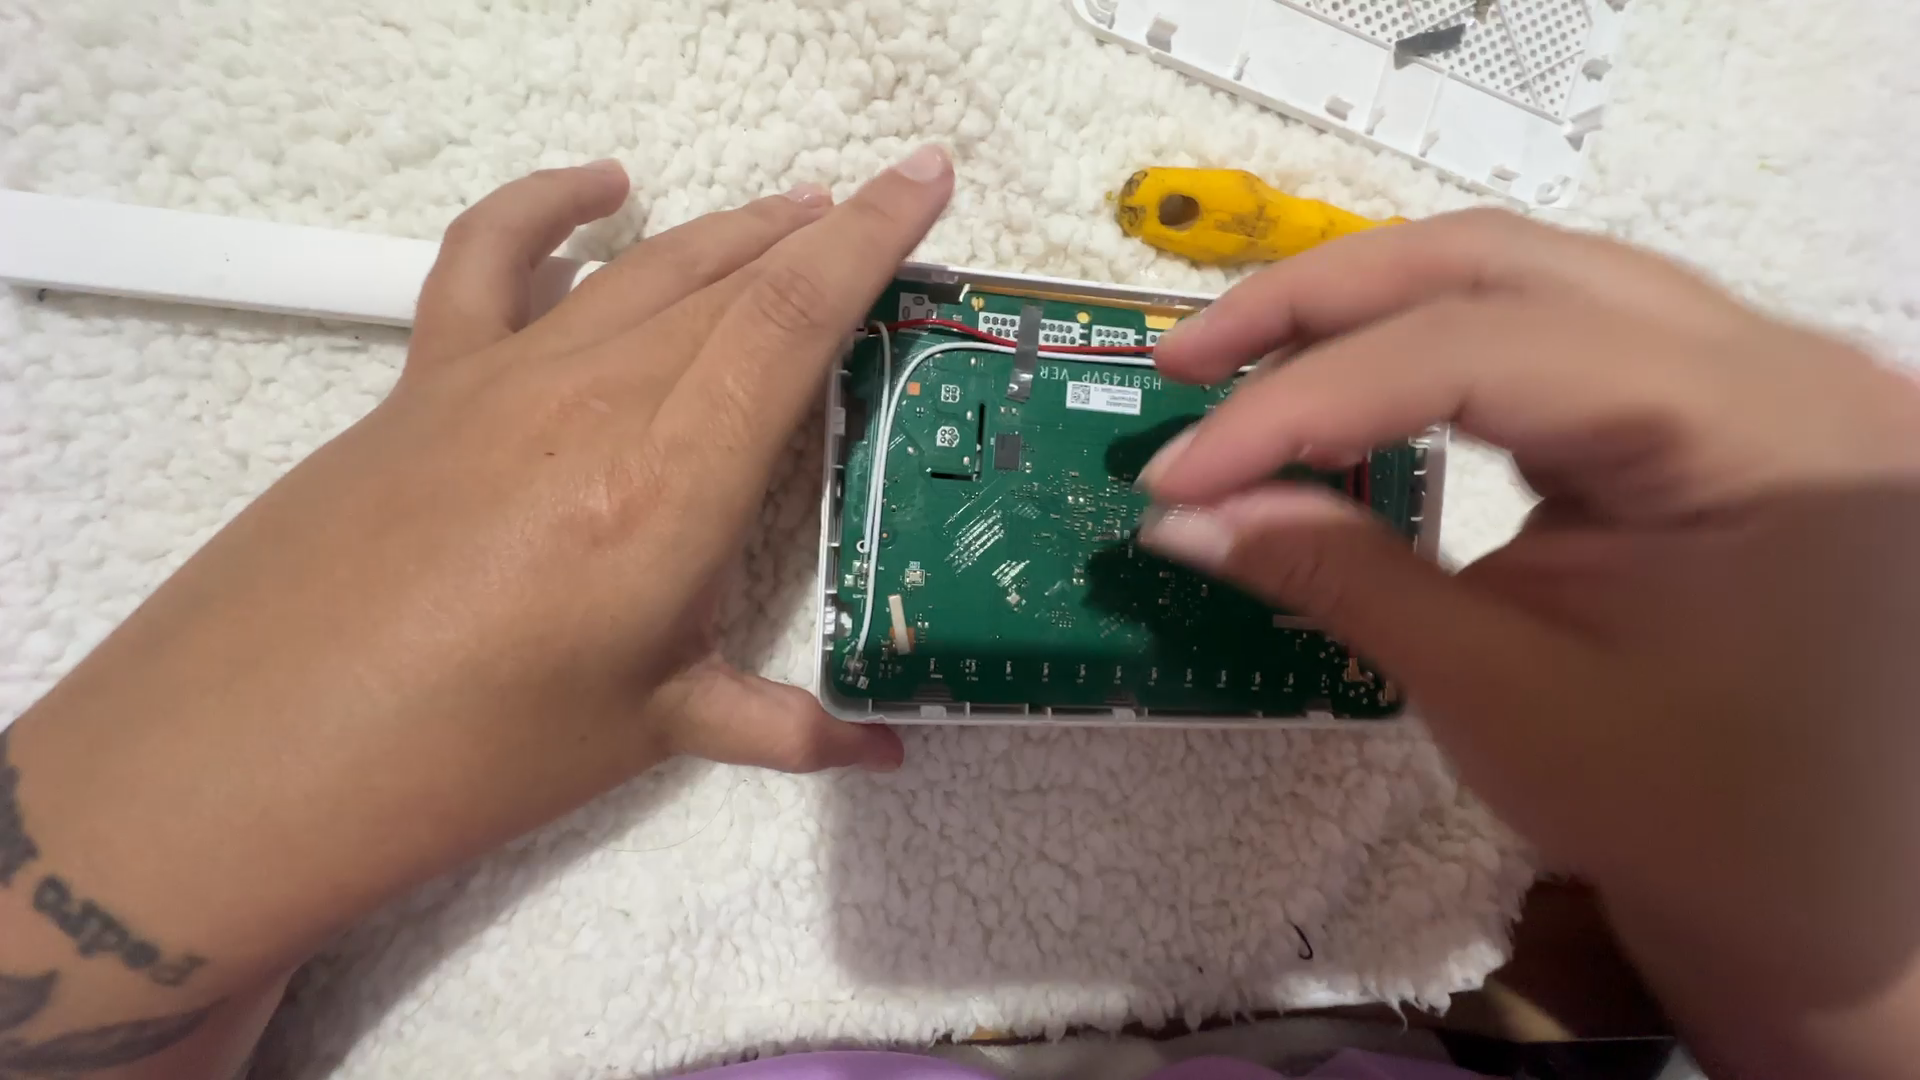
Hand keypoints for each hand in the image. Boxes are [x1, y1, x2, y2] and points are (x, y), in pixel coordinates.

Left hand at [3, 147, 953, 1035]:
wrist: (241, 765)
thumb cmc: (477, 754)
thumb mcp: (656, 731)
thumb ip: (793, 726)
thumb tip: (892, 754)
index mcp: (667, 486)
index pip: (790, 323)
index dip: (872, 241)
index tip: (927, 182)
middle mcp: (593, 402)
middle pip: (734, 279)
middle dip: (830, 232)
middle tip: (893, 209)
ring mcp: (503, 378)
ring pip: (648, 266)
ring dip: (739, 229)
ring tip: (806, 212)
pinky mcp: (428, 380)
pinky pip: (491, 257)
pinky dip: (549, 204)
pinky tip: (603, 188)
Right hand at [1136, 210, 1919, 1077]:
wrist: (1823, 878)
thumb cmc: (1681, 808)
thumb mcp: (1487, 688)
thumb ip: (1328, 574)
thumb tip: (1177, 519)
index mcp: (1751, 430)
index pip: (1467, 358)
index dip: (1293, 408)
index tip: (1175, 476)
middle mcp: (1755, 355)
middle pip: (1485, 263)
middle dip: (1307, 304)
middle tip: (1186, 363)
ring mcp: (1723, 366)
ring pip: (1499, 275)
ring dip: (1346, 310)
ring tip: (1233, 362)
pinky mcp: (1674, 401)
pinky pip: (1516, 332)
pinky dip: (1398, 349)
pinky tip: (1334, 386)